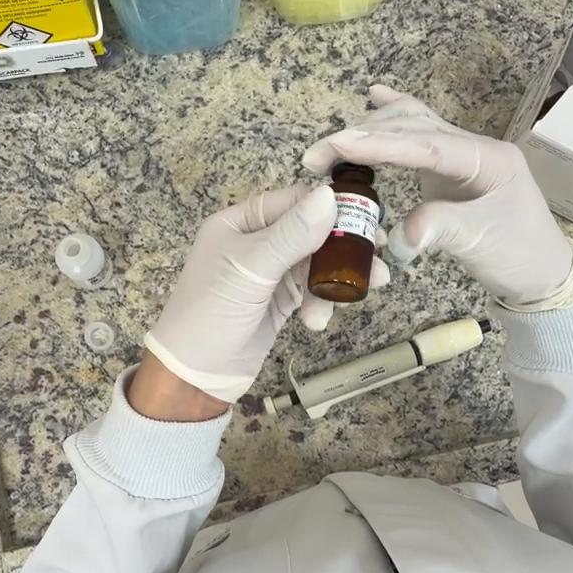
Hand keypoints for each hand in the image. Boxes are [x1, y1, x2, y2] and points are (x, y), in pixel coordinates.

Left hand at [139, 184, 383, 412]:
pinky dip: (322, 302)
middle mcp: (256, 242)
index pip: (294, 201)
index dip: (331, 208)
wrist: (194, 376)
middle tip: (378, 255)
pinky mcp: (279, 301)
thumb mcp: (251, 269)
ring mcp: (269, 273)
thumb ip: (292, 234)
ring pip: (316, 264)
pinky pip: (311, 291)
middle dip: (343, 247)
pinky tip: (319, 320)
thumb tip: (329, 197)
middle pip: (312, 232)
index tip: (367, 218)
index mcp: (240, 222)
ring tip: (368, 290)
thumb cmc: (209, 314)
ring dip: (337, 279)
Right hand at [302, 86, 572, 307]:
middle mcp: (472, 148)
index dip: (380, 143)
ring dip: (372, 128)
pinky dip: (394, 117)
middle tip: (316, 155)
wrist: (541, 272)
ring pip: (413, 125)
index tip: (338, 144)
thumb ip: (442, 229)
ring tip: (333, 142)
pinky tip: (374, 96)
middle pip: (413, 128)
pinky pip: (420, 135)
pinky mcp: (450, 170)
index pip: (425, 144)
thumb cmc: (518, 255)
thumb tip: (401, 236)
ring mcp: (461, 156)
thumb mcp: (482, 243)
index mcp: (487, 159)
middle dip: (362, 136)